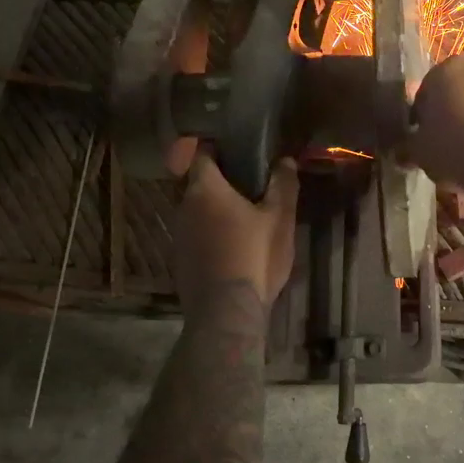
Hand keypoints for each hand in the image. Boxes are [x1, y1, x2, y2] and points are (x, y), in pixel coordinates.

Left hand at [174, 152, 298, 316]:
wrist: (226, 313)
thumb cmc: (255, 256)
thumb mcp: (280, 218)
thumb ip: (283, 184)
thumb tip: (285, 160)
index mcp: (205, 189)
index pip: (202, 155)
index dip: (218, 148)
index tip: (237, 149)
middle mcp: (184, 207)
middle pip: (199, 183)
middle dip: (221, 181)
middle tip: (250, 184)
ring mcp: (178, 235)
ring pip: (197, 211)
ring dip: (216, 210)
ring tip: (244, 216)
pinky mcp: (179, 260)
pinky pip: (195, 235)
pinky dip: (210, 233)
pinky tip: (232, 246)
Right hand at [407, 56, 463, 186]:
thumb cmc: (451, 144)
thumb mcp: (419, 151)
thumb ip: (407, 149)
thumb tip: (400, 154)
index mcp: (443, 70)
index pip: (423, 92)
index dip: (419, 118)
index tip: (419, 139)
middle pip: (453, 95)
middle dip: (447, 117)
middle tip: (440, 146)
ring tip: (463, 156)